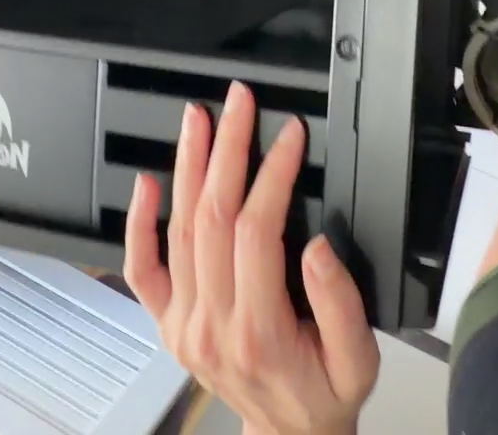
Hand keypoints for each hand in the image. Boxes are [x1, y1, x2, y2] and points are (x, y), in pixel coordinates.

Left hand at [124, 82, 379, 434]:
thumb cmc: (323, 394)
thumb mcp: (357, 358)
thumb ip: (340, 301)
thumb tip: (316, 245)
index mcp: (259, 327)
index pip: (256, 228)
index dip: (273, 171)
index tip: (290, 135)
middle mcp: (211, 321)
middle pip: (212, 215)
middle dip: (228, 147)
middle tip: (239, 104)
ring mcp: (184, 320)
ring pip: (178, 227)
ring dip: (189, 165)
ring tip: (198, 119)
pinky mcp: (170, 319)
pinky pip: (143, 268)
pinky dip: (140, 224)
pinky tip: (147, 185)